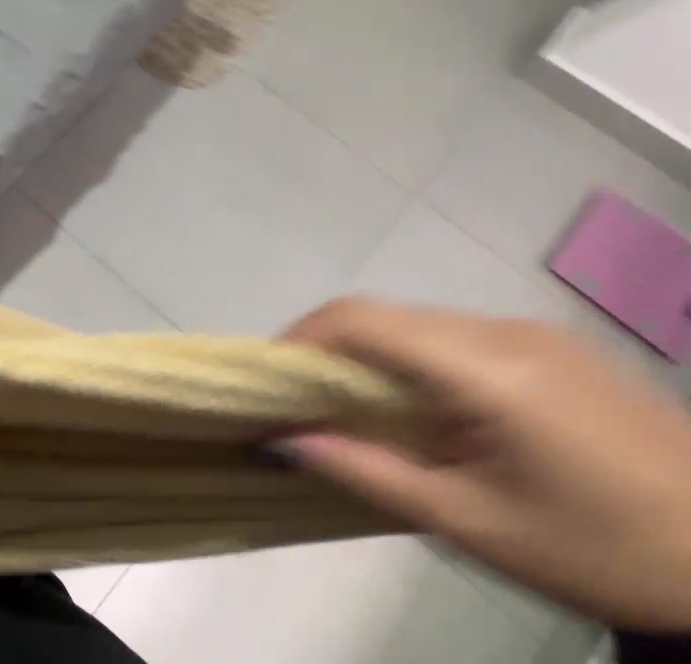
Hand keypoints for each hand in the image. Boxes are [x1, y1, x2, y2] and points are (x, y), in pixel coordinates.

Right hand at [279, 298, 690, 630]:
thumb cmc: (599, 551)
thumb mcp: (470, 523)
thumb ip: (364, 471)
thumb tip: (279, 439)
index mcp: (487, 369)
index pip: (360, 320)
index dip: (299, 339)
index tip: (269, 382)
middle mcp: (509, 333)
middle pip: (387, 318)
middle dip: (330, 351)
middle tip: (305, 404)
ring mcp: (542, 337)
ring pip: (420, 325)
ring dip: (374, 357)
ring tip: (359, 412)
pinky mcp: (562, 351)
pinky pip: (459, 338)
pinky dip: (418, 361)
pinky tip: (425, 410)